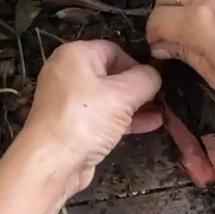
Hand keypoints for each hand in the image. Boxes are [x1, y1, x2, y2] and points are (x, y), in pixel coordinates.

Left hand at [20, 41, 162, 193]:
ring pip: (109, 98)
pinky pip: (103, 116)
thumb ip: (146, 79)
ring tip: (161, 112)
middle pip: (112, 74)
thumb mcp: (123, 95)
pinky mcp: (73, 125)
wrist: (52, 163)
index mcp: (75, 55)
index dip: (136, 64)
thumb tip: (155, 76)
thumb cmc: (85, 120)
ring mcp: (69, 101)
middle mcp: (68, 74)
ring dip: (135, 105)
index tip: (153, 81)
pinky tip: (150, 124)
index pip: (114, 50)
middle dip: (138, 87)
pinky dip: (124, 119)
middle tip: (161, 97)